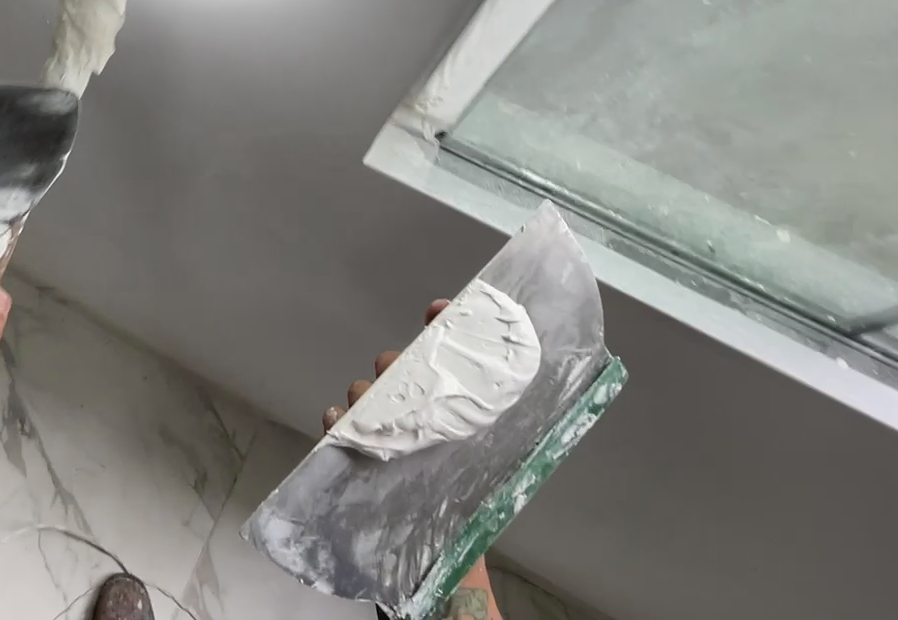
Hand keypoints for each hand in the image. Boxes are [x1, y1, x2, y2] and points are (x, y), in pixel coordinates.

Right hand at [321, 297, 501, 619]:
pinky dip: (334, 423)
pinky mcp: (359, 462)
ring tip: (370, 402)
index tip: (439, 309)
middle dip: (397, 363)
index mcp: (456, 415)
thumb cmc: (477, 525)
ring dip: (366, 391)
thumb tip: (562, 390)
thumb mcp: (504, 472)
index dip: (443, 327)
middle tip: (398, 370)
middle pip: (400, 372)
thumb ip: (520, 431)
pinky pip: (339, 433)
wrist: (448, 587)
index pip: (448, 358)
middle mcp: (420, 420)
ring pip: (368, 396)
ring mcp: (388, 439)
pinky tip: (336, 422)